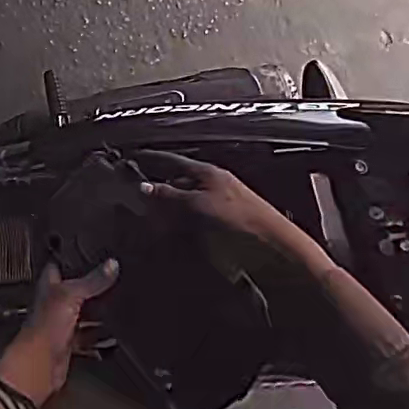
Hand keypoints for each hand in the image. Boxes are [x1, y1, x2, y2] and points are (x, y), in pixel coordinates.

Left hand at [0, 260, 118, 408]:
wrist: (39, 366)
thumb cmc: (43, 327)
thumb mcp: (71, 295)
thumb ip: (92, 281)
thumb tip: (111, 264)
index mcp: (50, 283)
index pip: (61, 262)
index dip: (74, 255)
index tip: (92, 248)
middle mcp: (56, 300)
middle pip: (77, 287)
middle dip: (94, 284)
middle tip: (115, 275)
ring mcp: (63, 321)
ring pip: (85, 310)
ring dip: (100, 308)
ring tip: (121, 300)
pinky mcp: (71, 342)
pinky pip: (90, 335)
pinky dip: (102, 335)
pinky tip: (115, 332)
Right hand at [135, 151, 317, 259]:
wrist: (275, 248)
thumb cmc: (243, 220)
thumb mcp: (201, 204)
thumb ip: (172, 195)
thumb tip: (145, 187)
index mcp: (208, 173)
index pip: (173, 160)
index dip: (152, 160)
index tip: (132, 160)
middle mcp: (211, 186)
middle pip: (176, 182)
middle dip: (156, 188)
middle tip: (134, 196)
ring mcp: (215, 205)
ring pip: (182, 202)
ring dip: (165, 209)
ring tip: (146, 216)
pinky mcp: (219, 225)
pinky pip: (190, 219)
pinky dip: (176, 223)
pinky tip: (166, 231)